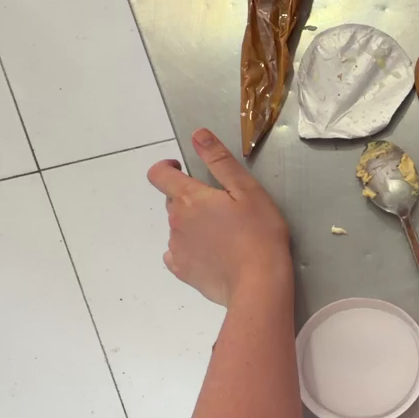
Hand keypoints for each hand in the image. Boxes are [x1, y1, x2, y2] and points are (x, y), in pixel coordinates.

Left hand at [148, 129, 292, 306]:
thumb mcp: (248, 192)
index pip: (159, 175)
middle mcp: (176, 221)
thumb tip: (197, 135)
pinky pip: (178, 254)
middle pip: (173, 202)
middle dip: (190, 200)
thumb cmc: (259, 234)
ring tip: (225, 237)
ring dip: (194, 226)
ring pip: (178, 228)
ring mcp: (176, 247)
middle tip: (223, 210)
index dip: (166, 168)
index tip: (182, 170)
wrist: (258, 283)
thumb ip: (220, 162)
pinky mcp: (182, 271)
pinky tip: (213, 256)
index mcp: (190, 198)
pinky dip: (191, 251)